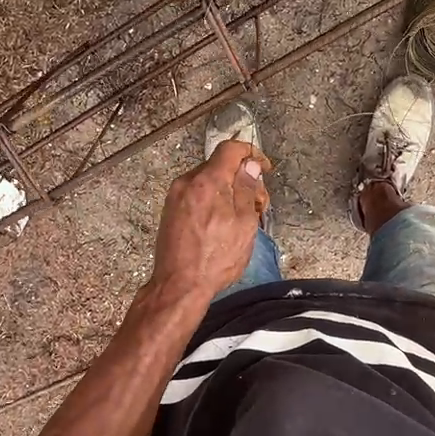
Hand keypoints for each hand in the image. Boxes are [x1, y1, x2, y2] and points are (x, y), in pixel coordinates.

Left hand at [150, 139, 270, 298]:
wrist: (179, 285)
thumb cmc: (215, 259)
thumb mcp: (244, 224)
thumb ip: (247, 189)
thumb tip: (250, 165)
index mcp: (207, 182)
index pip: (230, 149)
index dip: (251, 154)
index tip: (263, 169)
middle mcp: (187, 183)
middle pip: (220, 166)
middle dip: (242, 179)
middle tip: (258, 204)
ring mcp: (176, 197)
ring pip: (208, 182)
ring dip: (228, 192)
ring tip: (241, 218)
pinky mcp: (171, 211)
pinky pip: (197, 195)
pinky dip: (213, 201)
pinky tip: (222, 223)